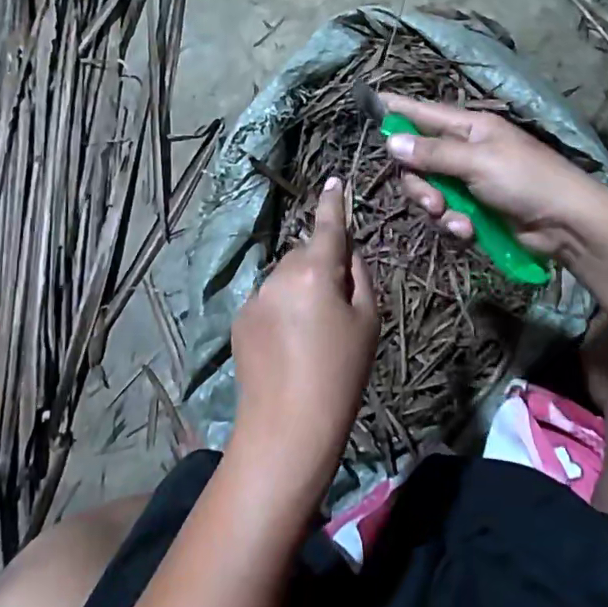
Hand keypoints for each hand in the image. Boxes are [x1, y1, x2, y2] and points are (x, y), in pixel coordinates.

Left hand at [229, 177, 377, 474]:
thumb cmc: (341, 374)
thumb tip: (346, 254)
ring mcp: (254, 297)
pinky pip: (267, 301)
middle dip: (320, 265)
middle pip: (304, 254)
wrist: (288, 424)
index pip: (327, 226)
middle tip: (337, 306)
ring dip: (299, 290)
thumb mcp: (368, 322)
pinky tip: (288, 345)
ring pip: (284, 278)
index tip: (335, 182)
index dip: (333, 204)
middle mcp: (278, 275)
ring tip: (311, 335)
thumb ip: (358, 277)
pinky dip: (280, 310)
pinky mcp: (239, 319)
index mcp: (314, 271)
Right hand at [380, 93, 607, 259]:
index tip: (370, 105)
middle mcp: (465, 151)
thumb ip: (433, 154)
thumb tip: (392, 141)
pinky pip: (447, 213)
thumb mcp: (478, 162)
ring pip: (429, 191)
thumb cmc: (526, 180)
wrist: (566, 223)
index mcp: (469, 128)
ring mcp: (469, 182)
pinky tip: (468, 232)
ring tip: (455, 221)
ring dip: (437, 209)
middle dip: (420, 184)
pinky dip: (454, 224)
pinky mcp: (474, 210)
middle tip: (432, 201)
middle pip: (418, 161)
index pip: (424, 113)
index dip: (397, 110)